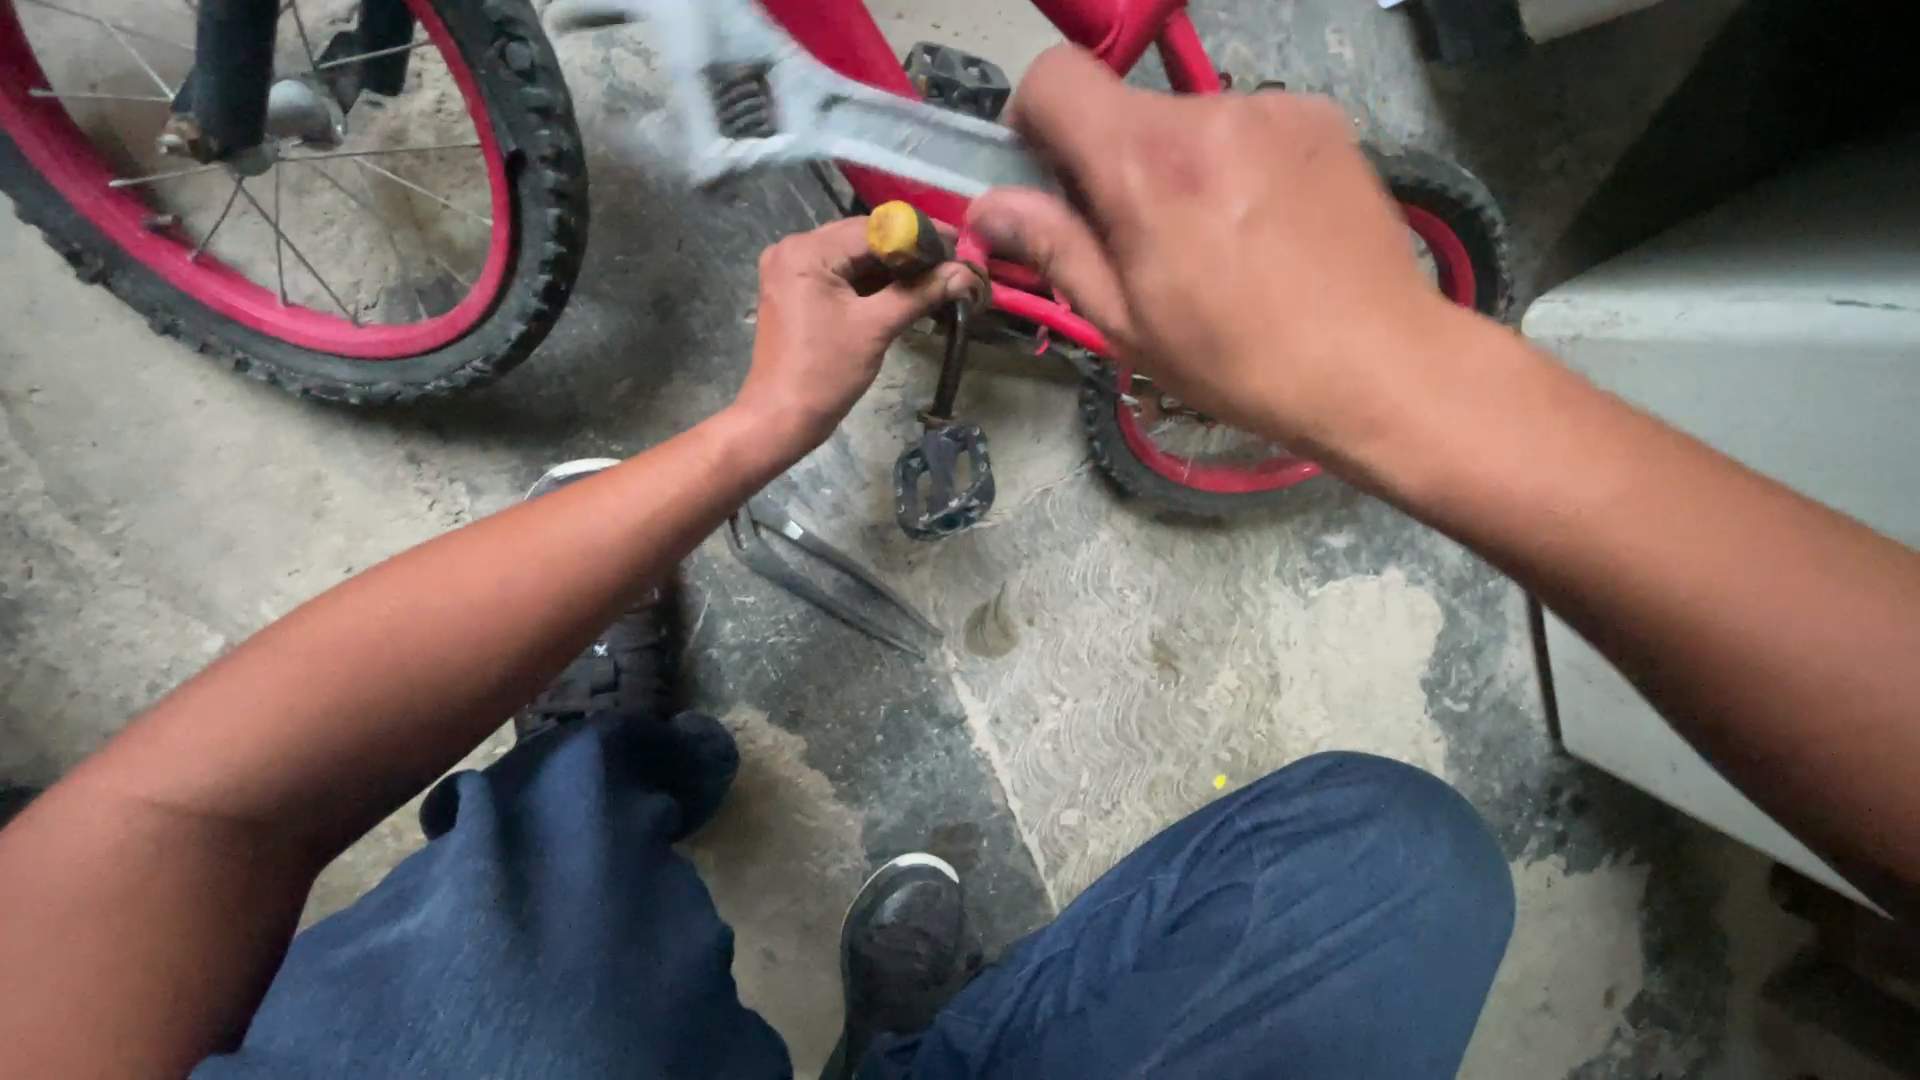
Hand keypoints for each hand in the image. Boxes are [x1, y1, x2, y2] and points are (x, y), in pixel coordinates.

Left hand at [736, 218, 975, 448]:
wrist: (782, 417)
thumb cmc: (825, 373)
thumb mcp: (876, 328)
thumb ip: (920, 294)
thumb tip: (965, 273)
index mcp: (806, 251)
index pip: (874, 228)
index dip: (920, 235)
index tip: (957, 245)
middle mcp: (794, 249)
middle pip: (863, 239)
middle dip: (908, 253)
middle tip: (951, 264)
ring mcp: (792, 270)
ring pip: (854, 258)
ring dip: (892, 269)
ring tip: (935, 279)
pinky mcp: (797, 291)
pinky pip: (842, 276)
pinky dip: (872, 284)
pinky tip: (904, 292)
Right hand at [966, 47, 1497, 475]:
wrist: (1374, 364)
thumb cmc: (1234, 361)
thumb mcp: (1124, 322)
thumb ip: (1054, 248)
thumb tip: (987, 208)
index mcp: (1146, 164)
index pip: (1053, 78)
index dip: (1032, 121)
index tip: (1048, 180)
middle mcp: (1208, 111)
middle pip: (1123, 111)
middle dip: (1110, 167)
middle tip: (1138, 246)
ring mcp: (1273, 107)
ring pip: (1185, 124)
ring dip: (1174, 171)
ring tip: (1212, 249)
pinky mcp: (1320, 119)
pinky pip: (1243, 128)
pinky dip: (1228, 168)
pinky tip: (1258, 231)